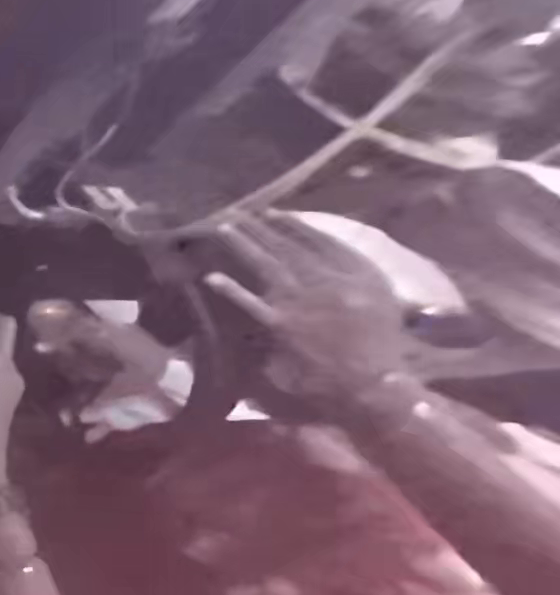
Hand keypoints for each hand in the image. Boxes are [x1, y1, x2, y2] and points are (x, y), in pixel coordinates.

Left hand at [202, 211, 410, 402]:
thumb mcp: (384, 305)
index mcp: (364, 278)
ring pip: (269, 266)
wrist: (375, 384)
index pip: (326, 243)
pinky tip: (210, 277)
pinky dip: (231, 290)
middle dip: (262, 228)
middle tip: (237, 210)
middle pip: (291, 249)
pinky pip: (251, 303)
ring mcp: (306, 304)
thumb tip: (326, 259)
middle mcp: (335, 285)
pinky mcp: (282, 325)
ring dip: (244, 245)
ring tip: (222, 227)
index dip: (297, 227)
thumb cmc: (379, 348)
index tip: (274, 211)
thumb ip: (357, 281)